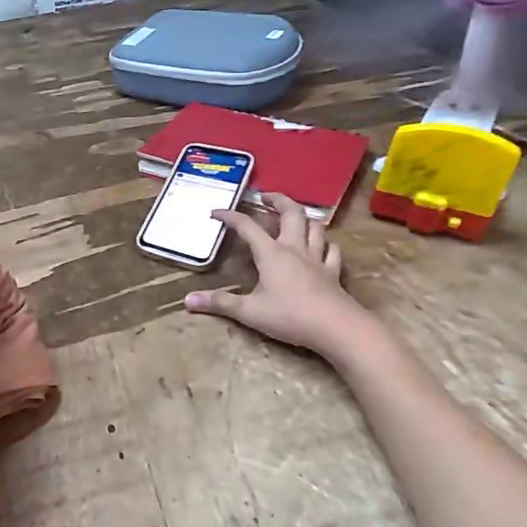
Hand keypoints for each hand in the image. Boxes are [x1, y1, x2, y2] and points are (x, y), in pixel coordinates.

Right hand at [183, 193, 377, 357]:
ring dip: (303, 218)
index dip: (230, 216)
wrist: (338, 328)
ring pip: (315, 227)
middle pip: (291, 213)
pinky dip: (325, 243)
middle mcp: (295, 249)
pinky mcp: (333, 273)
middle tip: (265, 197)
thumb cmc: (290, 316)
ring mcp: (317, 260)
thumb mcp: (249, 312)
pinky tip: (321, 247)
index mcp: (271, 254)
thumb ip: (219, 303)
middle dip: (278, 200)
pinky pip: (332, 251)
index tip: (216, 213)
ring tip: (293, 218)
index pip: (247, 227)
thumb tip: (187, 301)